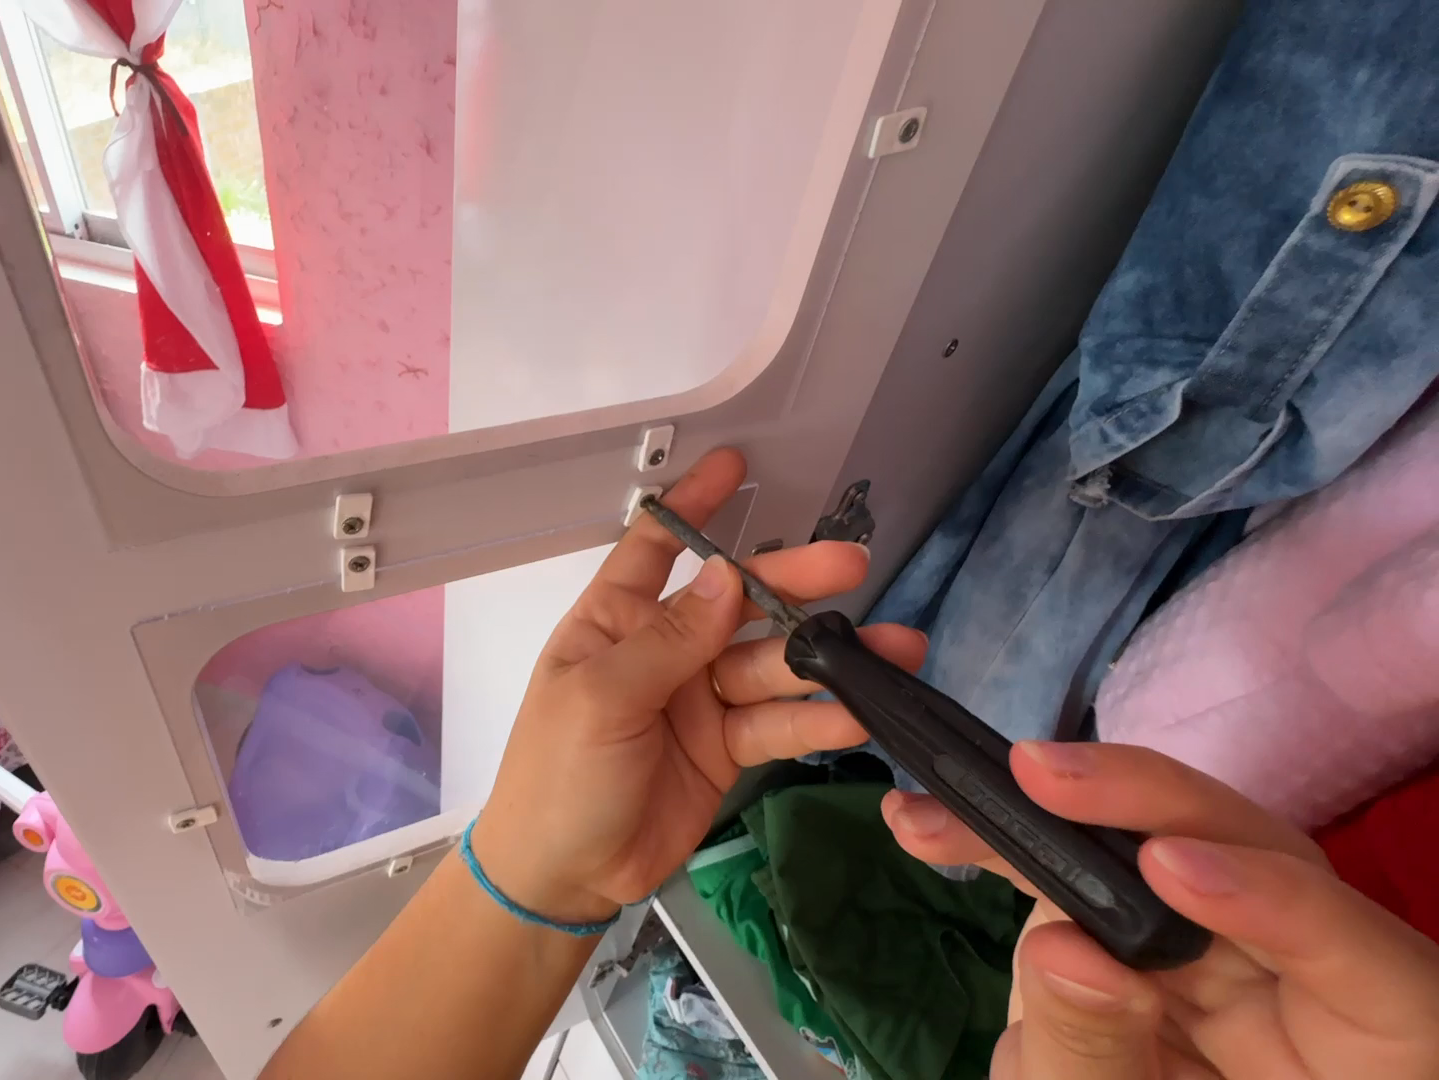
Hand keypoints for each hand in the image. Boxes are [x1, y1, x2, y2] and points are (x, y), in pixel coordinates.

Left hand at [471, 448, 926, 922]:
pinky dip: (816, 719)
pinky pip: (777, 722)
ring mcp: (698, 698)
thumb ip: (667, 641)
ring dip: (826, 659)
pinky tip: (859, 715)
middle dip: (790, 583)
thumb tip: (727, 576)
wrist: (564, 872)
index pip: (656, 547)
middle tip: (852, 564)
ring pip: (769, 664)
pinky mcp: (726, 746)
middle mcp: (663, 649)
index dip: (692, 505)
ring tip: (894, 651)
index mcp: (616, 621)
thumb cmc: (559, 773)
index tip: (734, 465)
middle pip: (736, 603)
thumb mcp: (600, 699)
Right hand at [882, 741, 1438, 1078]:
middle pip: (1258, 855)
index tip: (1164, 865)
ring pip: (1149, 836)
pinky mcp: (1138, 918)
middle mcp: (1299, 984)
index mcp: (1353, 1067)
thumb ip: (1094, 1048)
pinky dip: (1003, 835)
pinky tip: (926, 823)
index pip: (1373, 976)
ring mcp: (1215, 943)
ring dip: (1035, 811)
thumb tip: (1065, 948)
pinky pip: (1079, 857)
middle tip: (1034, 772)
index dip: (1283, 901)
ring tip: (934, 813)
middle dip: (1139, 801)